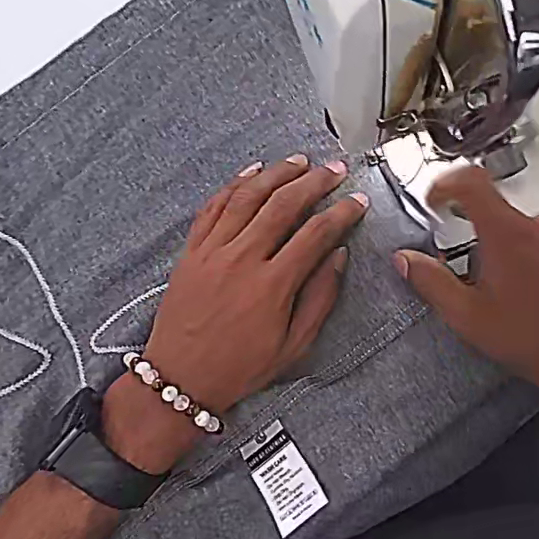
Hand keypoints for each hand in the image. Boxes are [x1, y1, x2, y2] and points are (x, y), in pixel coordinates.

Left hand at [103, 155, 366, 471]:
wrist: (181, 377)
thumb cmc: (238, 367)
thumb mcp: (293, 346)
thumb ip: (320, 298)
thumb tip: (338, 257)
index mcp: (272, 286)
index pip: (316, 233)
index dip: (342, 213)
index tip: (356, 202)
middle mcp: (242, 260)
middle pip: (284, 204)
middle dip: (315, 181)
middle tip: (334, 170)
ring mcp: (213, 252)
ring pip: (248, 196)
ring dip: (277, 173)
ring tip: (299, 161)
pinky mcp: (192, 251)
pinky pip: (213, 207)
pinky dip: (234, 185)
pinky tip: (252, 172)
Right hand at [394, 166, 538, 412]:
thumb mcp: (469, 317)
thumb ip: (431, 282)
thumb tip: (407, 261)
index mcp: (508, 235)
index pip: (470, 182)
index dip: (444, 184)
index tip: (436, 197)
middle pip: (496, 215)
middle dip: (480, 242)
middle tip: (478, 279)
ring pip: (524, 232)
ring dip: (510, 256)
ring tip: (513, 298)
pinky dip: (537, 263)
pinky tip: (537, 299)